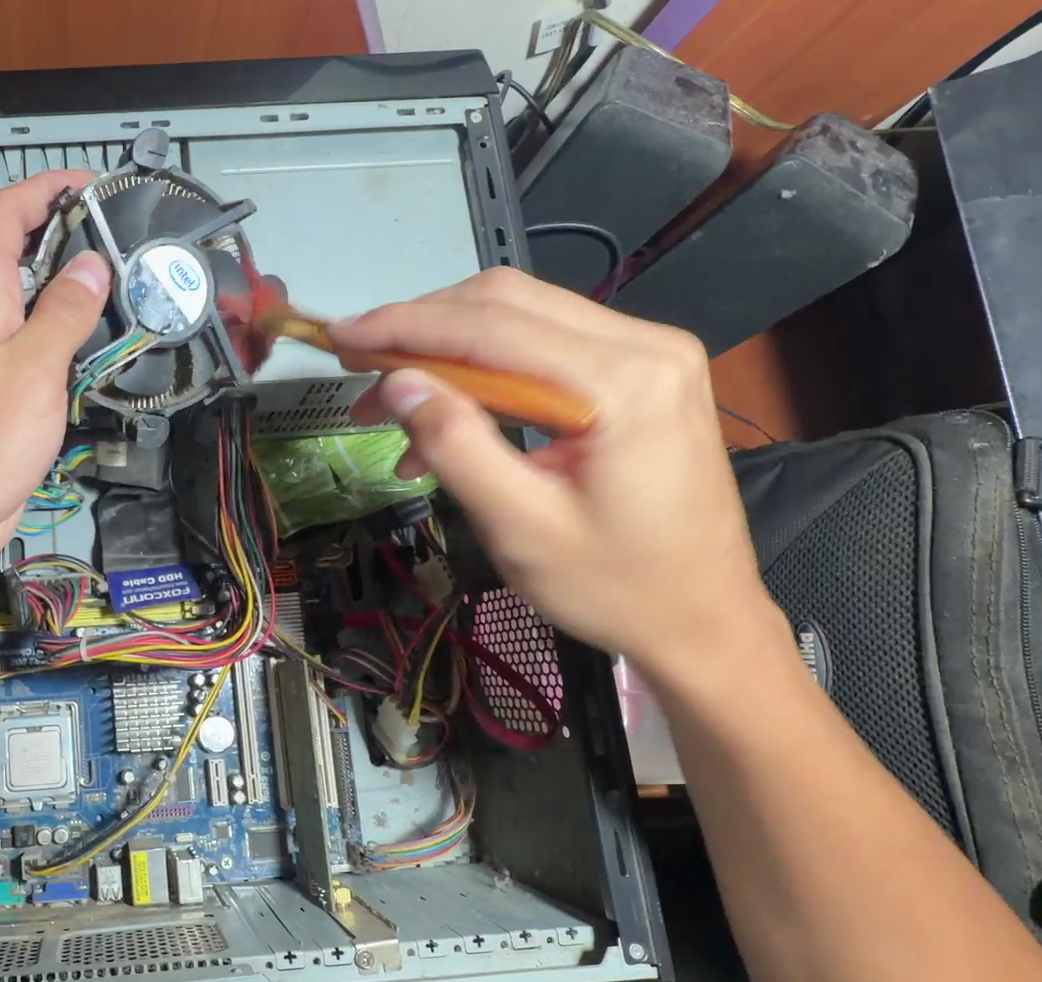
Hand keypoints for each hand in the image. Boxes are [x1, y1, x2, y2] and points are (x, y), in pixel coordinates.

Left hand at [0, 172, 110, 586]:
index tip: (88, 184)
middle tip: (94, 230)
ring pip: (10, 301)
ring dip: (51, 281)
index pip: (0, 218)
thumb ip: (62, 314)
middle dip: (39, 224)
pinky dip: (52, 333)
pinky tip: (85, 347)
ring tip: (106, 283)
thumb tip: (90, 264)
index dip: (41, 190)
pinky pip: (22, 348)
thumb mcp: (31, 370)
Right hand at [340, 268, 781, 671]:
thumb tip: (396, 384)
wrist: (701, 618)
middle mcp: (644, 345)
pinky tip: (443, 419)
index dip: (404, 325)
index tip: (339, 337)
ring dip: (444, 350)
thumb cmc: (613, 586)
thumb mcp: (520, 527)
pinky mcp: (638, 372)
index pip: (491, 326)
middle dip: (419, 328)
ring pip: (519, 317)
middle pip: (505, 303)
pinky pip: (541, 349)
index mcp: (623, 381)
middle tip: (354, 366)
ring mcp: (647, 353)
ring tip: (388, 401)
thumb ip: (456, 446)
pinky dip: (480, 373)